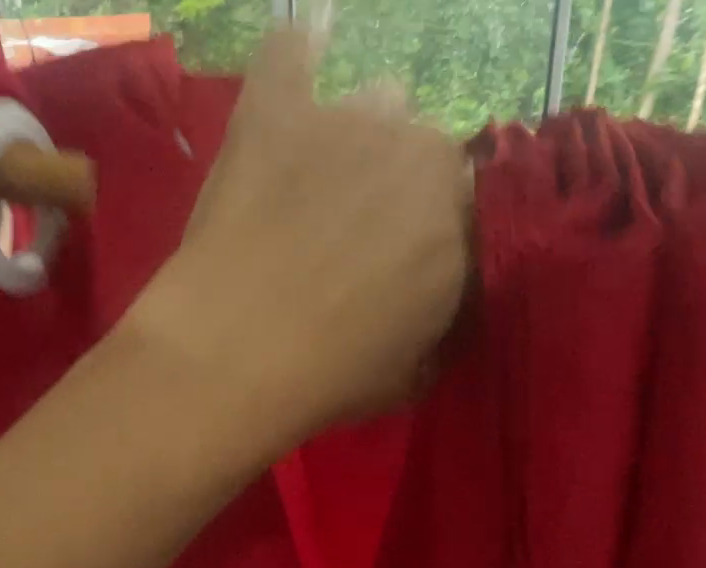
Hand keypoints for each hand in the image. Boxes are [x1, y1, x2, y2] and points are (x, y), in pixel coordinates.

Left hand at [127, 26, 471, 443]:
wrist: (236, 353)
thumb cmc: (334, 376)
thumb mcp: (414, 375)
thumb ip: (442, 327)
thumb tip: (442, 307)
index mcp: (463, 225)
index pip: (469, 211)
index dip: (437, 237)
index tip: (407, 266)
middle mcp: (422, 154)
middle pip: (427, 152)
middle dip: (403, 187)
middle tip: (358, 235)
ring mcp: (350, 120)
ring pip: (377, 104)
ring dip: (361, 138)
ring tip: (316, 184)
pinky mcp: (277, 106)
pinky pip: (292, 53)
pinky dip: (293, 65)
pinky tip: (286, 86)